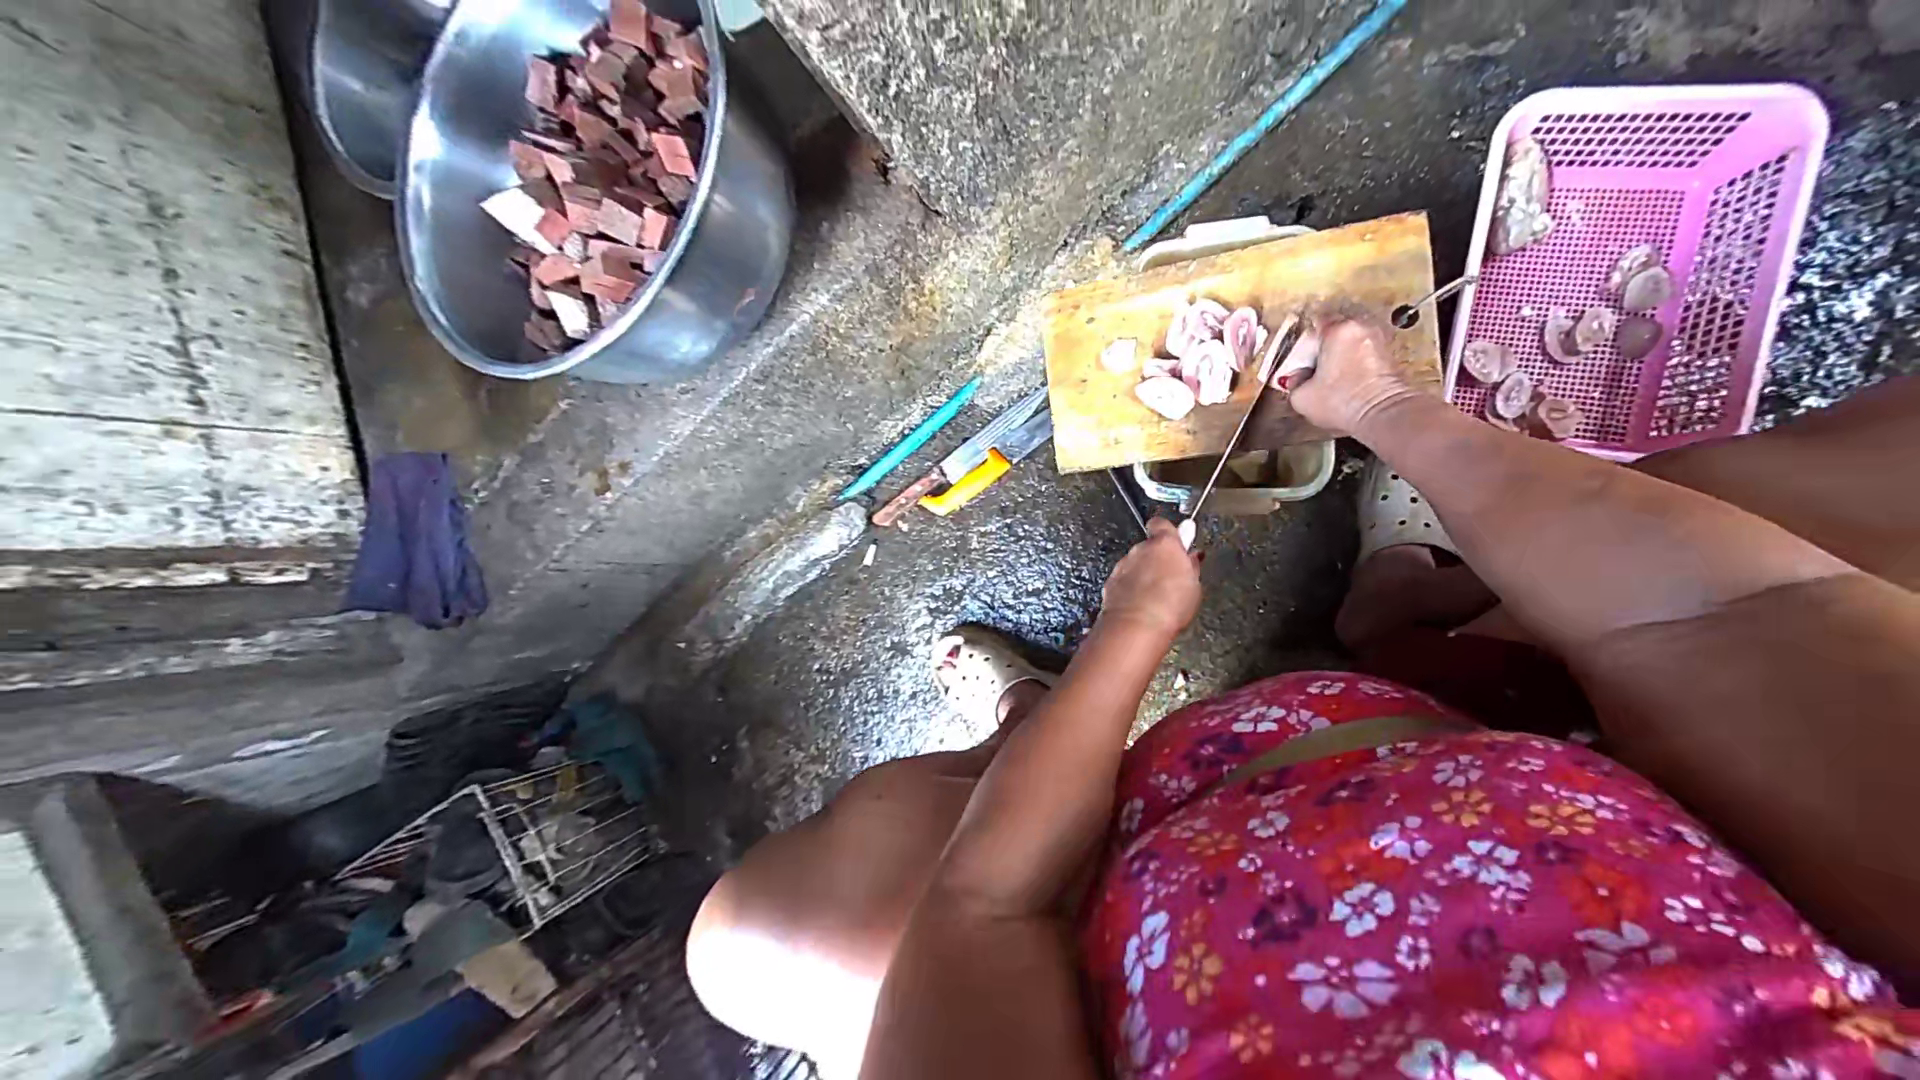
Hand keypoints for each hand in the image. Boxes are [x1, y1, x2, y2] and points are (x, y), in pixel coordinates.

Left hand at [1101, 518, 1201, 636]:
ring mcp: (1123, 565)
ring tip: (1157, 596)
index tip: (1176, 541)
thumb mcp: (1194, 584)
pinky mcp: (1111, 582)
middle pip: (1149, 547)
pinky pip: (1124, 580)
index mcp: (1164, 544)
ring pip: (1135, 564)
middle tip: (1170, 577)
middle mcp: (1140, 550)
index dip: (1168, 532)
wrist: (1137, 625)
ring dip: (1143, 574)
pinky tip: (1142, 603)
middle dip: (1157, 559)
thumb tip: (1191, 556)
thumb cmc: (1169, 605)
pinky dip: (1131, 588)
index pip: (1162, 524)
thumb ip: (1190, 565)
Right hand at [1287, 318, 1421, 437]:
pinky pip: (1362, 353)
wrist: (1381, 414)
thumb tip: (1296, 378)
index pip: (1311, 325)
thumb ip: (1293, 382)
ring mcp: (1377, 339)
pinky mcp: (1388, 355)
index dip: (1299, 343)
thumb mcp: (1301, 397)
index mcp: (1337, 330)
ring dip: (1336, 355)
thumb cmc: (1344, 402)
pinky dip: (1351, 363)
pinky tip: (1342, 381)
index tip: (1294, 357)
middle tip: (1307, 367)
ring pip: (1348, 342)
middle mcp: (1360, 328)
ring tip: (1325, 377)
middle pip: (1332, 331)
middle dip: (1319, 348)